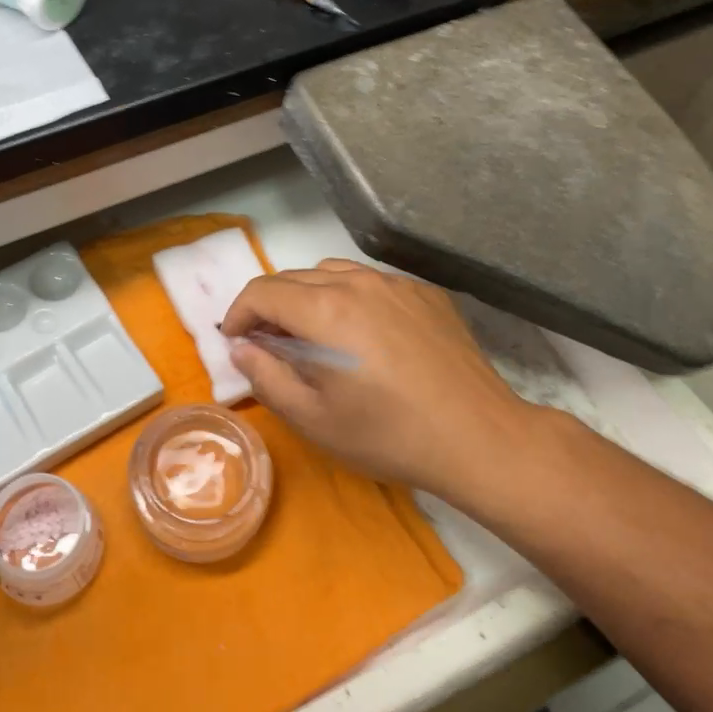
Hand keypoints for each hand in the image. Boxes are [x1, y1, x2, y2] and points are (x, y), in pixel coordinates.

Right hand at [221, 259, 534, 496]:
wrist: (478, 438)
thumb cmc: (388, 435)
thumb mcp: (314, 419)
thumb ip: (267, 377)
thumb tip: (241, 348)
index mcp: (325, 311)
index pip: (262, 291)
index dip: (239, 313)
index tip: (234, 339)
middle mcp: (358, 284)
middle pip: (294, 277)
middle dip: (269, 306)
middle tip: (268, 344)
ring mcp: (396, 284)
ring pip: (332, 273)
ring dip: (307, 297)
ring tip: (312, 334)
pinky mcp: (425, 293)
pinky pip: (371, 282)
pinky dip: (349, 298)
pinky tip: (362, 334)